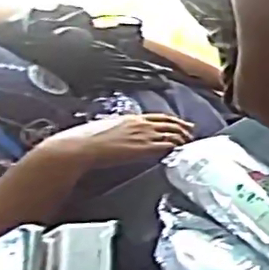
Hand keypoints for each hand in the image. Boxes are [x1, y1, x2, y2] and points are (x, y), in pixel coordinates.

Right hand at [30, 114, 193, 169]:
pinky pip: (169, 146)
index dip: (176, 121)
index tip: (184, 124)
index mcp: (132, 119)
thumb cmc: (82, 138)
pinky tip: (180, 152)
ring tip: (188, 145)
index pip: (161, 117)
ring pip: (175, 135)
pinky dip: (177, 148)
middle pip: (173, 125)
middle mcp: (142, 125)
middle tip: (192, 135)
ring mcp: (145, 136)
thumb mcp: (104, 125)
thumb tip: (119, 128)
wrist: (76, 148)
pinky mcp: (145, 148)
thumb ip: (118, 126)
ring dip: (184, 140)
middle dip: (185, 130)